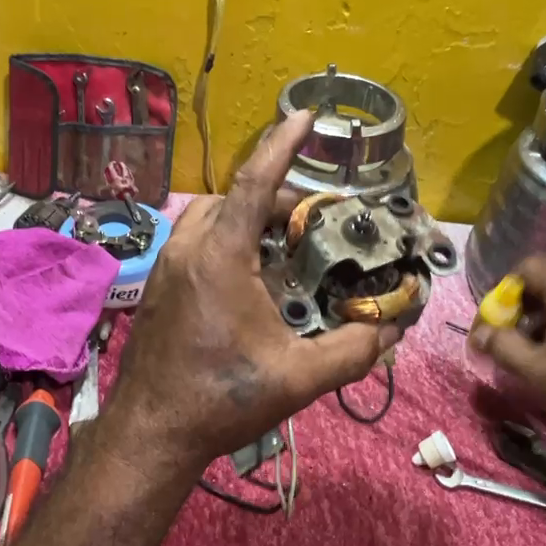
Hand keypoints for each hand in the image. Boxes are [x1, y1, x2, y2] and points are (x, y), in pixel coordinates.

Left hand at [105, 110, 401, 470]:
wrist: (151, 431)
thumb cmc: (221, 398)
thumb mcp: (297, 378)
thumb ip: (352, 351)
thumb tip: (395, 330)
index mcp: (220, 256)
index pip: (255, 182)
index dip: (282, 144)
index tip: (305, 114)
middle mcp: (189, 247)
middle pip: (237, 197)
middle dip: (277, 199)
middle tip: (314, 225)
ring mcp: (167, 264)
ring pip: (212, 215)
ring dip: (248, 216)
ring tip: (283, 246)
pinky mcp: (159, 283)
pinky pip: (197, 238)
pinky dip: (227, 237)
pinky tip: (249, 276)